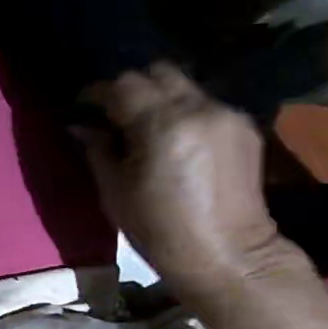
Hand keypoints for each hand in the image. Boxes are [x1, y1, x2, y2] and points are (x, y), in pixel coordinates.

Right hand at [78, 65, 296, 293]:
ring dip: (162, 99)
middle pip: (158, 72)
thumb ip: (98, 150)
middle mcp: (197, 107)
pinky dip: (187, 114)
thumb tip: (82, 125)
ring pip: (185, 85)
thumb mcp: (116, 194)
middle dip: (133, 87)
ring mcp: (226, 113)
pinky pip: (207, 104)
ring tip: (149, 128)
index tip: (84, 107)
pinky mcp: (245, 126)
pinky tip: (181, 142)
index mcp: (161, 125)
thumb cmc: (161, 232)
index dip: (97, 92)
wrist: (228, 256)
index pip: (122, 84)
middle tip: (118, 114)